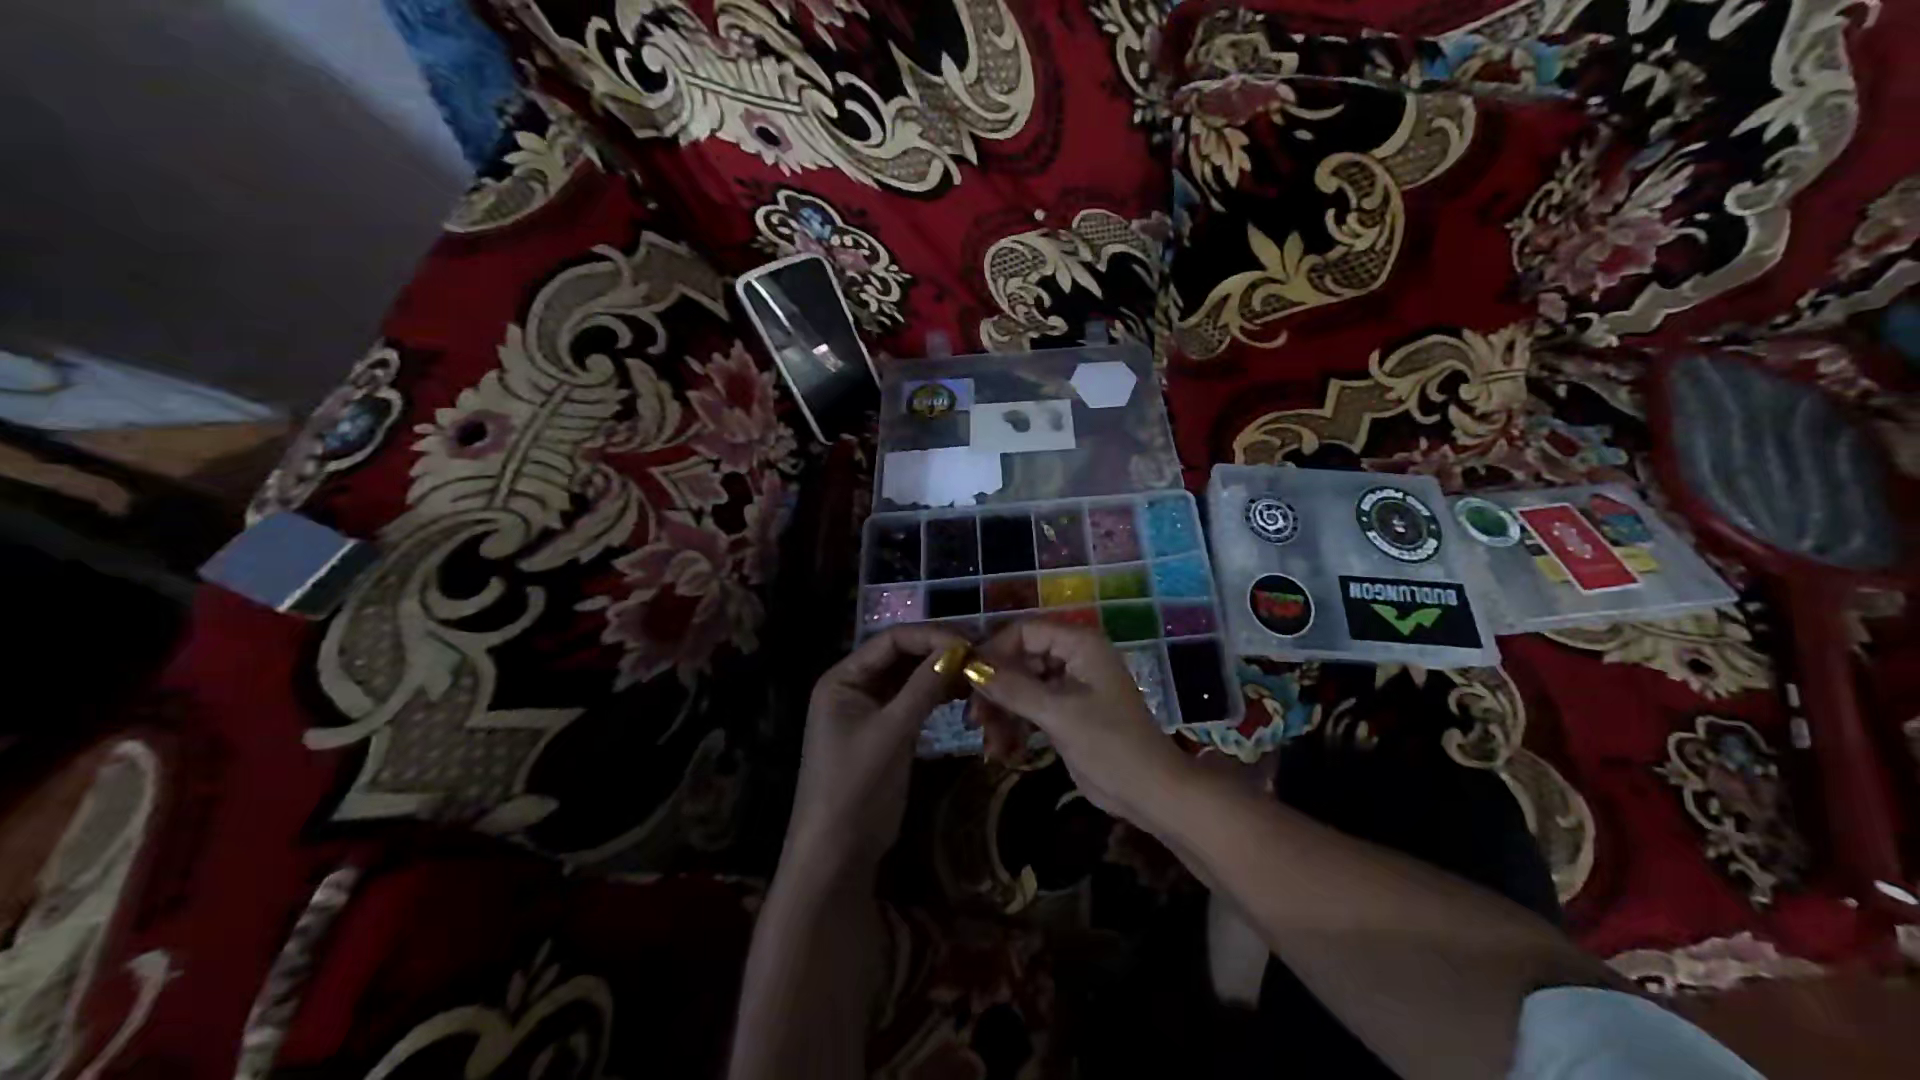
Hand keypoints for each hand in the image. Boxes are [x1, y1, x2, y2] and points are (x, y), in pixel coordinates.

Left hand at [787, 624, 967, 884]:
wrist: (837, 851)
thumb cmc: (855, 786)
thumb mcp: (891, 733)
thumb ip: (922, 688)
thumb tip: (958, 649)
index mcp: (843, 678)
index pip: (891, 640)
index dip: (930, 636)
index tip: (970, 643)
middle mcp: (855, 686)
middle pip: (902, 656)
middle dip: (939, 652)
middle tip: (982, 652)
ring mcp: (871, 709)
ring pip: (911, 678)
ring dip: (941, 673)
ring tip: (980, 670)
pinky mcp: (887, 730)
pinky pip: (915, 701)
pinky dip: (938, 695)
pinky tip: (965, 693)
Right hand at [965, 621, 1198, 828]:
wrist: (1148, 792)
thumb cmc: (1110, 744)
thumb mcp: (1058, 714)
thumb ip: (1013, 688)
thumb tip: (971, 669)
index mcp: (1080, 645)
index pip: (1025, 632)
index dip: (994, 651)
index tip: (967, 678)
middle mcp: (1074, 657)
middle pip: (1019, 659)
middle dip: (995, 688)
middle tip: (973, 719)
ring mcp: (1069, 686)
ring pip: (1021, 686)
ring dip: (1001, 712)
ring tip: (989, 743)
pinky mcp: (1065, 712)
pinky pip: (1030, 708)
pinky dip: (1014, 725)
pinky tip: (1002, 749)